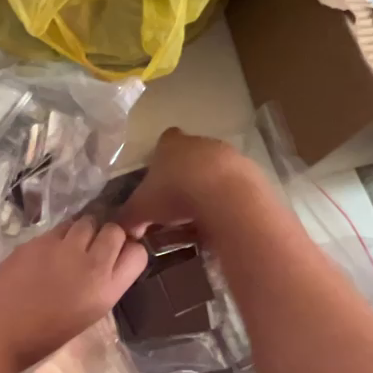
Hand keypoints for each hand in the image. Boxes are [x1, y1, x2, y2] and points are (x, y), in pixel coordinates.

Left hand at [0, 218, 147, 369]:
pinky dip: (59, 236)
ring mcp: (62, 248)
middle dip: (108, 234)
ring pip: (86, 221)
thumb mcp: (85, 316)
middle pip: (114, 230)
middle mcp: (90, 263)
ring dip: (84, 230)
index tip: (117, 257)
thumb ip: (99, 287)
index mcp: (106, 290)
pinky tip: (48, 252)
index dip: (128, 251)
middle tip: (94, 247)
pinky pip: (59, 228)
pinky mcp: (37, 240)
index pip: (136, 253)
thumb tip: (103, 265)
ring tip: (71, 246)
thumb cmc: (41, 339)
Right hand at [116, 128, 266, 236]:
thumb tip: (122, 231)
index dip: (161, 160)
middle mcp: (200, 142)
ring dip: (209, 190)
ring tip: (201, 219)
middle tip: (177, 206)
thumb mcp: (141, 209)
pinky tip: (222, 220)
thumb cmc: (175, 194)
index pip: (164, 141)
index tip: (159, 180)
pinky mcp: (250, 172)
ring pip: (215, 172)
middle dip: (186, 177)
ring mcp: (228, 155)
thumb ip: (128, 218)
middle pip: (191, 156)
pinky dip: (227, 201)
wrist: (224, 197)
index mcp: (171, 143)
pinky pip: (234, 187)